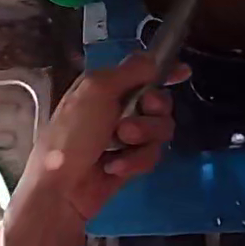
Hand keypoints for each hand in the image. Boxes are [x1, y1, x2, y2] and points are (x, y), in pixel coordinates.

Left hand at [11, 53, 183, 241]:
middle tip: (141, 112)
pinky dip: (135, 160)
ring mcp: (126, 136)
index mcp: (107, 85)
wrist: (61, 188)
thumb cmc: (73, 133)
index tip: (183, 72)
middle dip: (154, 109)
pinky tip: (114, 167)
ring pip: (160, 129)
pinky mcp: (132, 161)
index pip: (142, 71)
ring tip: (119, 143)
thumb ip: (130, 71)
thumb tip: (153, 56)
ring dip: (143, 136)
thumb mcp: (98, 91)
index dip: (164, 70)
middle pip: (160, 100)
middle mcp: (119, 107)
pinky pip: (152, 155)